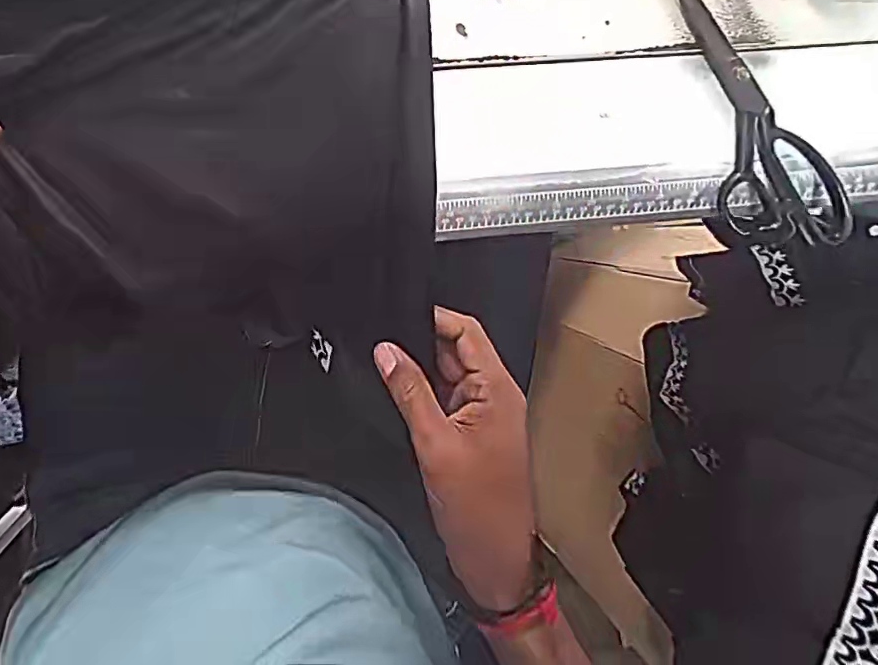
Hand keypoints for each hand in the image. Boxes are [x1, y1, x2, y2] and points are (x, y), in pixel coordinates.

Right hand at [375, 307, 536, 611]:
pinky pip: (441, 396)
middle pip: (454, 349)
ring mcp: (480, 413)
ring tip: (382, 361)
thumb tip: (385, 349)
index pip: (467, 331)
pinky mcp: (467, 431)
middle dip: (418, 341)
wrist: (495, 565)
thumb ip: (409, 391)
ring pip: (444, 372)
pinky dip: (420, 391)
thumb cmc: (476, 508)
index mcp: (497, 390)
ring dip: (417, 367)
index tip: (395, 313)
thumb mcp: (435, 443)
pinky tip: (395, 389)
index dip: (434, 317)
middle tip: (380, 340)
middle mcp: (492, 395)